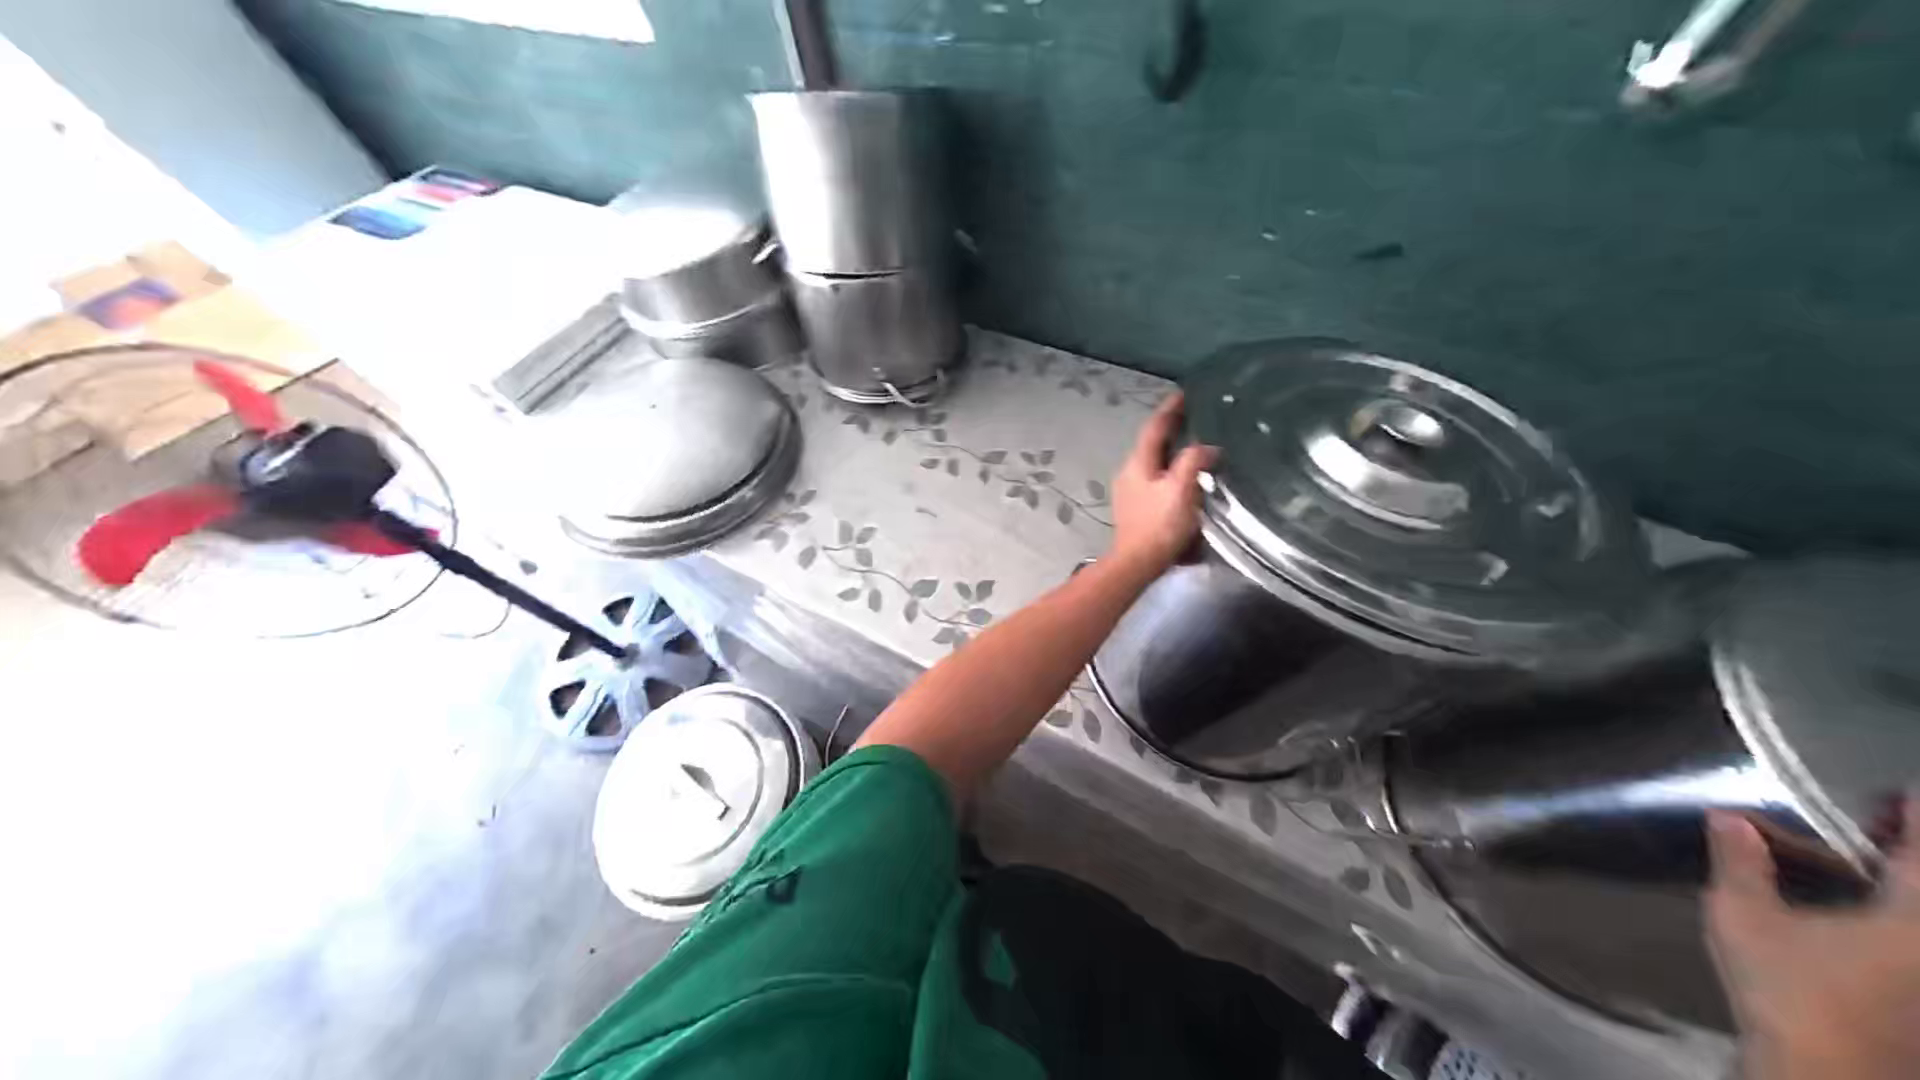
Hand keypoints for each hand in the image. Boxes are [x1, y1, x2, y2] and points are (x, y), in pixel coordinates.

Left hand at [1107, 393, 1218, 578]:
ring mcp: (1130, 491)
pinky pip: (1156, 478)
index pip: (1154, 428)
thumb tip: (1208, 448)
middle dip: (1172, 428)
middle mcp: (1129, 472)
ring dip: (1172, 450)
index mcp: (1138, 464)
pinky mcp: (1137, 508)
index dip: (1170, 410)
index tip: (1184, 393)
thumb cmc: (1159, 526)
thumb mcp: (1180, 490)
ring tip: (1196, 443)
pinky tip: (1187, 476)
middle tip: (1195, 416)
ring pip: (1154, 461)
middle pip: (1152, 443)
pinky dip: (1172, 469)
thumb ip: (1193, 462)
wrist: (1136, 563)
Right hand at [1705, 806, 1919, 1079]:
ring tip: (1867, 864)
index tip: (1903, 793)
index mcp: (1911, 920)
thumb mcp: (1744, 917)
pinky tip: (1862, 911)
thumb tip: (1729, 816)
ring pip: (1919, 913)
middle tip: (1880, 823)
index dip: (1915, 818)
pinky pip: (1912, 936)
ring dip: (1901, 885)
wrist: (1824, 1068)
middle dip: (1908, 851)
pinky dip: (1895, 913)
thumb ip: (1741, 864)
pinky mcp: (1918, 993)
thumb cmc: (1788, 985)